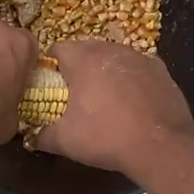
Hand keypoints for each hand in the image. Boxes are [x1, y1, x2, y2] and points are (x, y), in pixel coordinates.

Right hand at [35, 40, 193, 172]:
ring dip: (105, 70)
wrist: (160, 145)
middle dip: (78, 65)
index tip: (49, 81)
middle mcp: (111, 50)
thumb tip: (32, 137)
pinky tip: (130, 101)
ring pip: (114, 57)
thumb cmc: (105, 137)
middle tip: (74, 90)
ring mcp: (139, 58)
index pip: (59, 48)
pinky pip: (136, 69)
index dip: (51, 63)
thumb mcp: (65, 141)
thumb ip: (43, 136)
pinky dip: (129, 79)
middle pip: (87, 49)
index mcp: (83, 60)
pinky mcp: (160, 70)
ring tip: (103, 96)